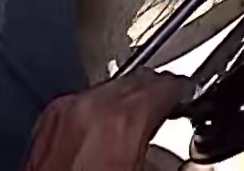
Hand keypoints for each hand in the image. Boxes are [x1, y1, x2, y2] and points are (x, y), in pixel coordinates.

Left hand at [20, 71, 194, 170]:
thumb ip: (173, 165)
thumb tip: (195, 162)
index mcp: (120, 124)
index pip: (162, 86)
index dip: (181, 90)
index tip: (187, 95)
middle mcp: (91, 108)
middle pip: (136, 81)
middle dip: (154, 94)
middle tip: (168, 108)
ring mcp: (66, 112)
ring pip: (110, 88)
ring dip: (127, 102)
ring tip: (138, 129)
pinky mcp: (48, 122)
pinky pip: (84, 102)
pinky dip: (99, 112)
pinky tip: (106, 138)